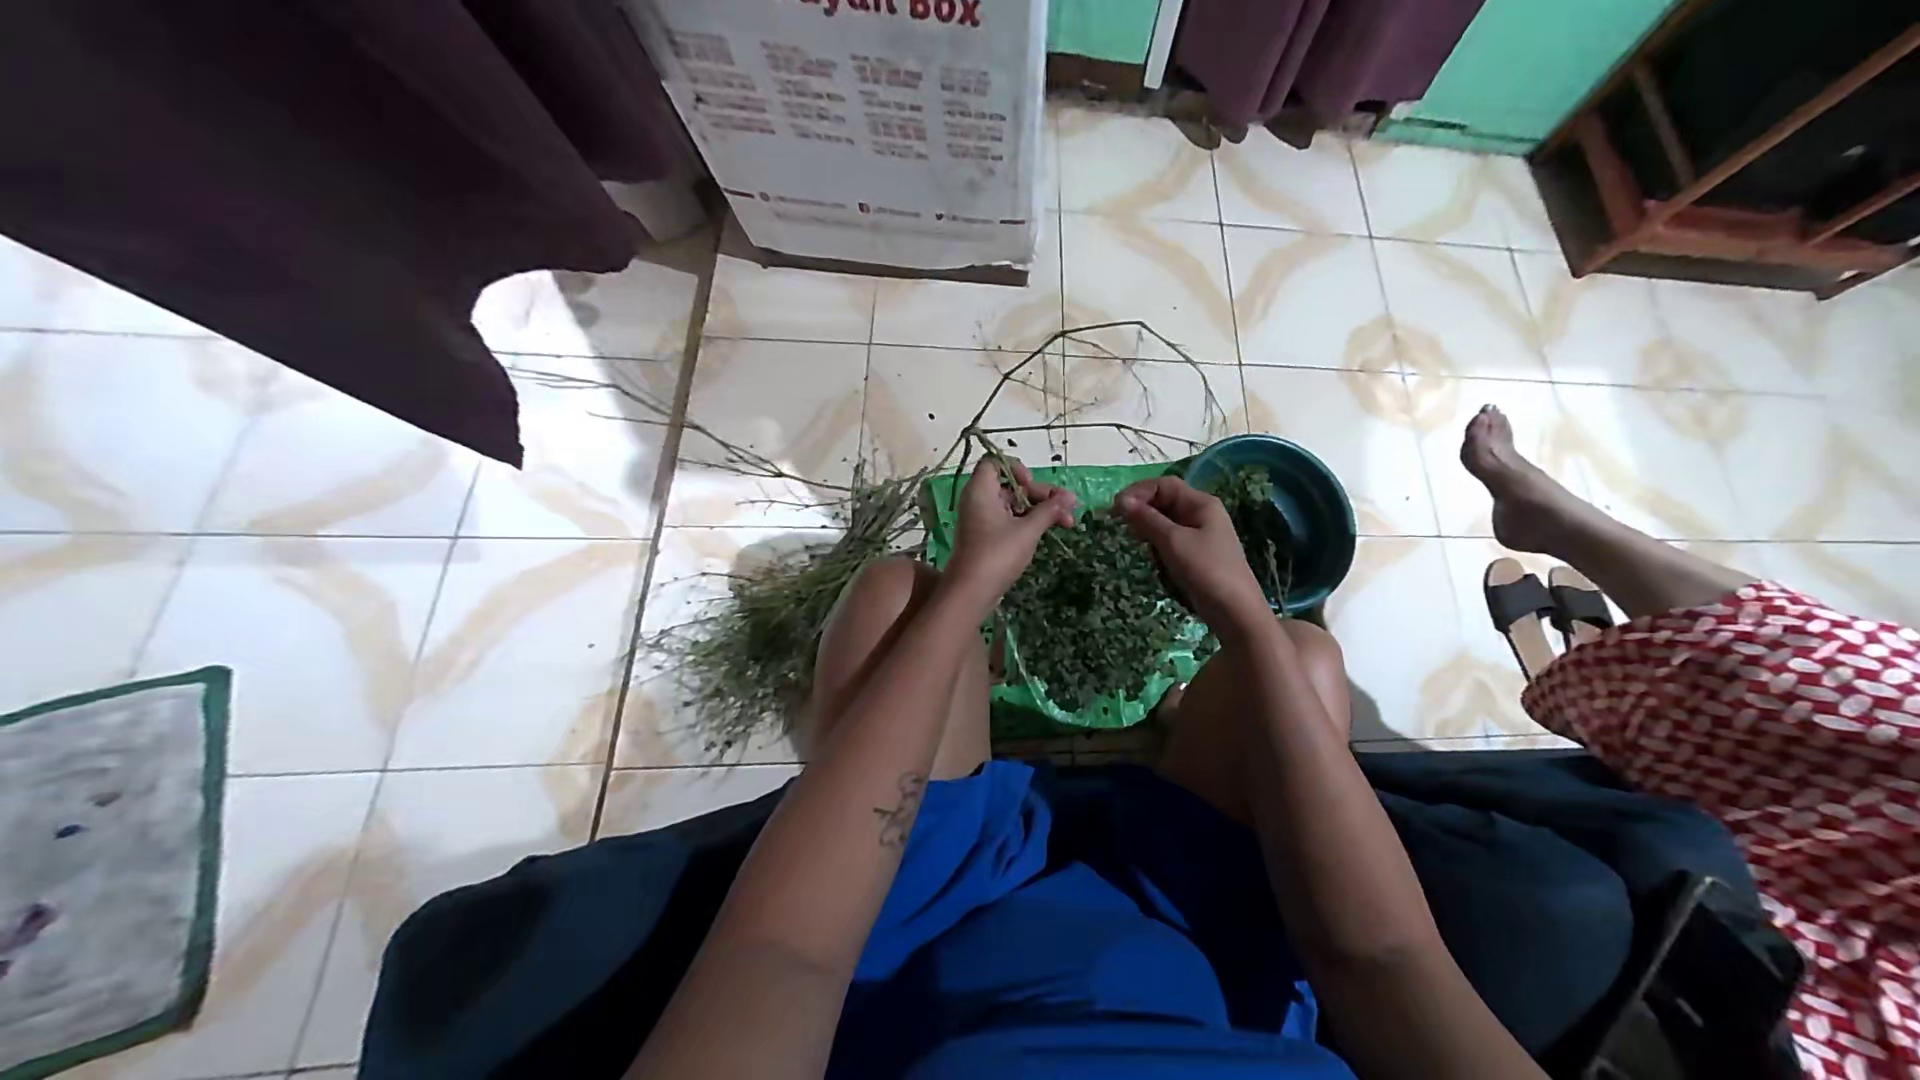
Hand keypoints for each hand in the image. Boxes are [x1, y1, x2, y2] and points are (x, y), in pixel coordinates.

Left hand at [946, 456, 1074, 604]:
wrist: (971, 592)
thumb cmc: (997, 554)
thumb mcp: (1028, 530)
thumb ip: (1049, 511)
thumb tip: (1069, 498)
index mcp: (980, 490)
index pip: (994, 462)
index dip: (1016, 468)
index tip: (1031, 485)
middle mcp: (978, 500)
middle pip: (1011, 485)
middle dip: (1041, 494)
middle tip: (1067, 506)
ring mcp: (981, 520)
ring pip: (1014, 504)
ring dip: (1040, 509)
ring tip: (1068, 522)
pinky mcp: (986, 537)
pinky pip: (1009, 520)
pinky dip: (1028, 522)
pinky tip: (1051, 529)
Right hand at [1114, 475, 1271, 640]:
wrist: (1235, 610)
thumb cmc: (1205, 570)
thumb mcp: (1172, 541)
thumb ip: (1146, 519)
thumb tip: (1121, 501)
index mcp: (1200, 503)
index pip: (1163, 485)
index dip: (1137, 492)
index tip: (1115, 509)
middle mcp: (1201, 513)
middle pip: (1164, 500)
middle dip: (1141, 510)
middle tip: (1121, 526)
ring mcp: (1199, 534)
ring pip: (1165, 521)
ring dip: (1147, 527)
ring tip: (1135, 542)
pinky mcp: (1195, 553)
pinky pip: (1170, 539)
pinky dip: (1156, 543)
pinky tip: (1151, 556)